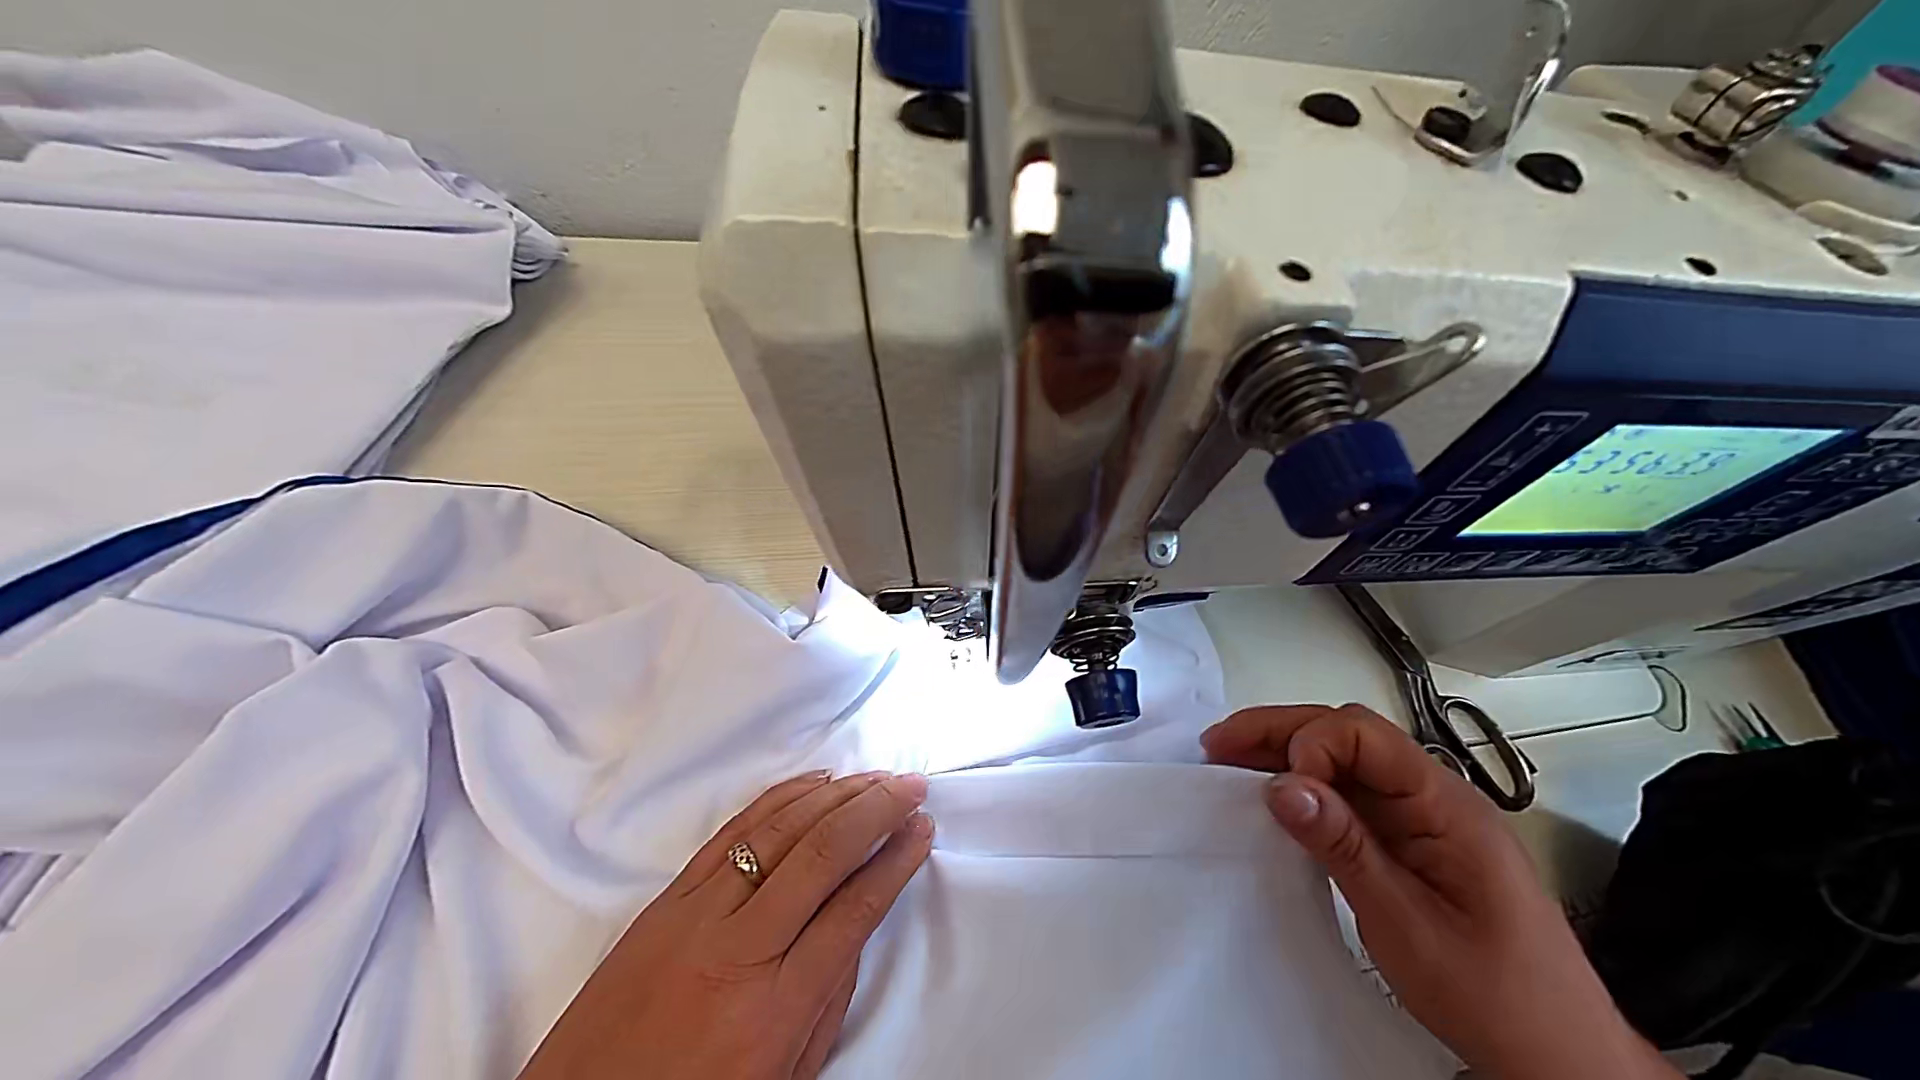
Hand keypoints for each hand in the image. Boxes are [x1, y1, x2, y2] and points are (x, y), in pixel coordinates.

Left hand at [518, 770, 933, 1079]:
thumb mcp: (785, 1076)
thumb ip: (829, 997)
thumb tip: (861, 916)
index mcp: (772, 1009)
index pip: (854, 910)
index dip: (896, 861)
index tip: (923, 830)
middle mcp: (737, 950)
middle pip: (822, 854)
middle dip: (876, 810)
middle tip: (912, 786)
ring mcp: (696, 914)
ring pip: (780, 830)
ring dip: (837, 794)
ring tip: (876, 777)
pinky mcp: (668, 897)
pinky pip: (734, 829)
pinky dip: (781, 797)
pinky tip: (816, 782)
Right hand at [1202, 705, 1678, 1079]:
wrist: (1557, 1056)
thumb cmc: (1496, 997)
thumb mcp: (1407, 926)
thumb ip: (1344, 848)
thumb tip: (1284, 785)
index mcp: (1445, 805)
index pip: (1363, 735)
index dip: (1309, 745)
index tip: (1275, 788)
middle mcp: (1431, 796)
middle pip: (1346, 732)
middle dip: (1278, 731)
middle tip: (1219, 746)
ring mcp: (1418, 816)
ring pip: (1340, 757)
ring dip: (1282, 753)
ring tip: (1229, 761)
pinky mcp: (1404, 837)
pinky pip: (1345, 793)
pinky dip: (1300, 787)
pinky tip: (1270, 797)